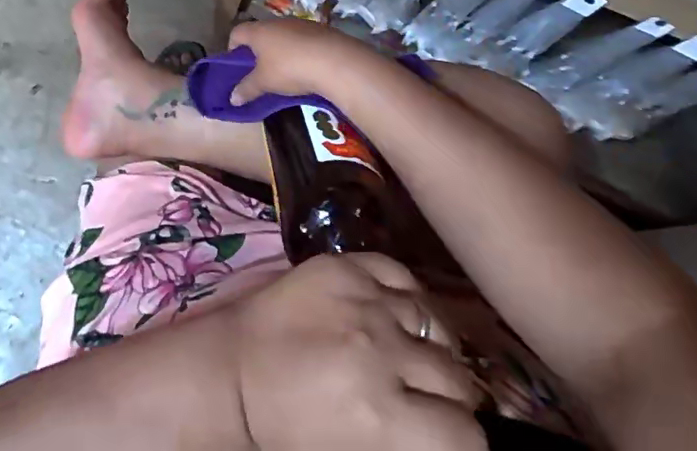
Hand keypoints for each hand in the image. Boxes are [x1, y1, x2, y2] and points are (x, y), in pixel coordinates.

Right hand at [228, 18, 379, 104]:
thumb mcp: (264, 83)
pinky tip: (305, 66)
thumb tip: (232, 99)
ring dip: (279, 49)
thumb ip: (247, 89)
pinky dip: (298, 50)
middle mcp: (276, 22)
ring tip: (283, 70)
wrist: (333, 60)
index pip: (237, 32)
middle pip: (260, 32)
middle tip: (258, 70)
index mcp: (258, 31)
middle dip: (257, 49)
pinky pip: (301, 39)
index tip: (236, 64)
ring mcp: (299, 23)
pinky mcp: (318, 29)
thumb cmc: (289, 68)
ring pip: (282, 34)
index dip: (232, 47)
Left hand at [233, 252, 484, 450]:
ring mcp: (364, 299)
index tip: (449, 437)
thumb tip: (455, 434)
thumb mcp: (357, 450)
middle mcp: (381, 352)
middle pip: (456, 376)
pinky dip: (406, 297)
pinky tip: (393, 314)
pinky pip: (402, 275)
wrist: (230, 372)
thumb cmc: (286, 429)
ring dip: (431, 344)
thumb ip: (408, 441)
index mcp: (381, 416)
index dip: (463, 441)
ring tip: (409, 355)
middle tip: (424, 399)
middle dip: (448, 395)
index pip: (466, 433)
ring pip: (436, 322)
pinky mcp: (345, 264)